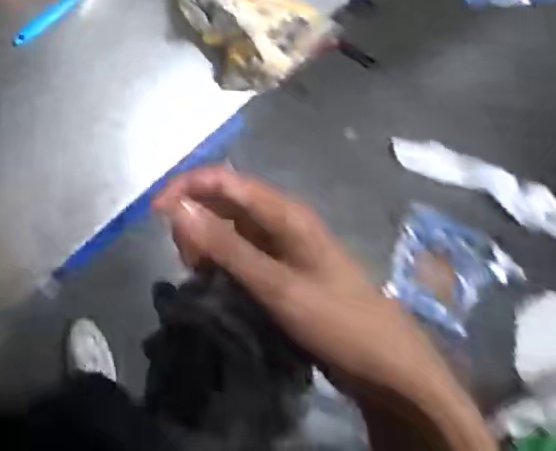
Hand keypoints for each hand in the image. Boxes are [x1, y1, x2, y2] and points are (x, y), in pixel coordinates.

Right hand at [154, 166, 490, 449]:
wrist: (400, 378)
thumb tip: (175, 207)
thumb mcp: (278, 288)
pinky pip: (240, 247)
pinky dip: (220, 258)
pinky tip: (217, 282)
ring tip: (199, 273)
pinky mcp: (285, 266)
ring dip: (205, 240)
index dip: (184, 187)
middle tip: (183, 257)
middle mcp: (282, 217)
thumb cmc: (341, 324)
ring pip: (228, 223)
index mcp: (284, 211)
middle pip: (222, 197)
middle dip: (193, 217)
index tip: (155, 214)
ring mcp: (285, 242)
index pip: (221, 177)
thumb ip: (225, 246)